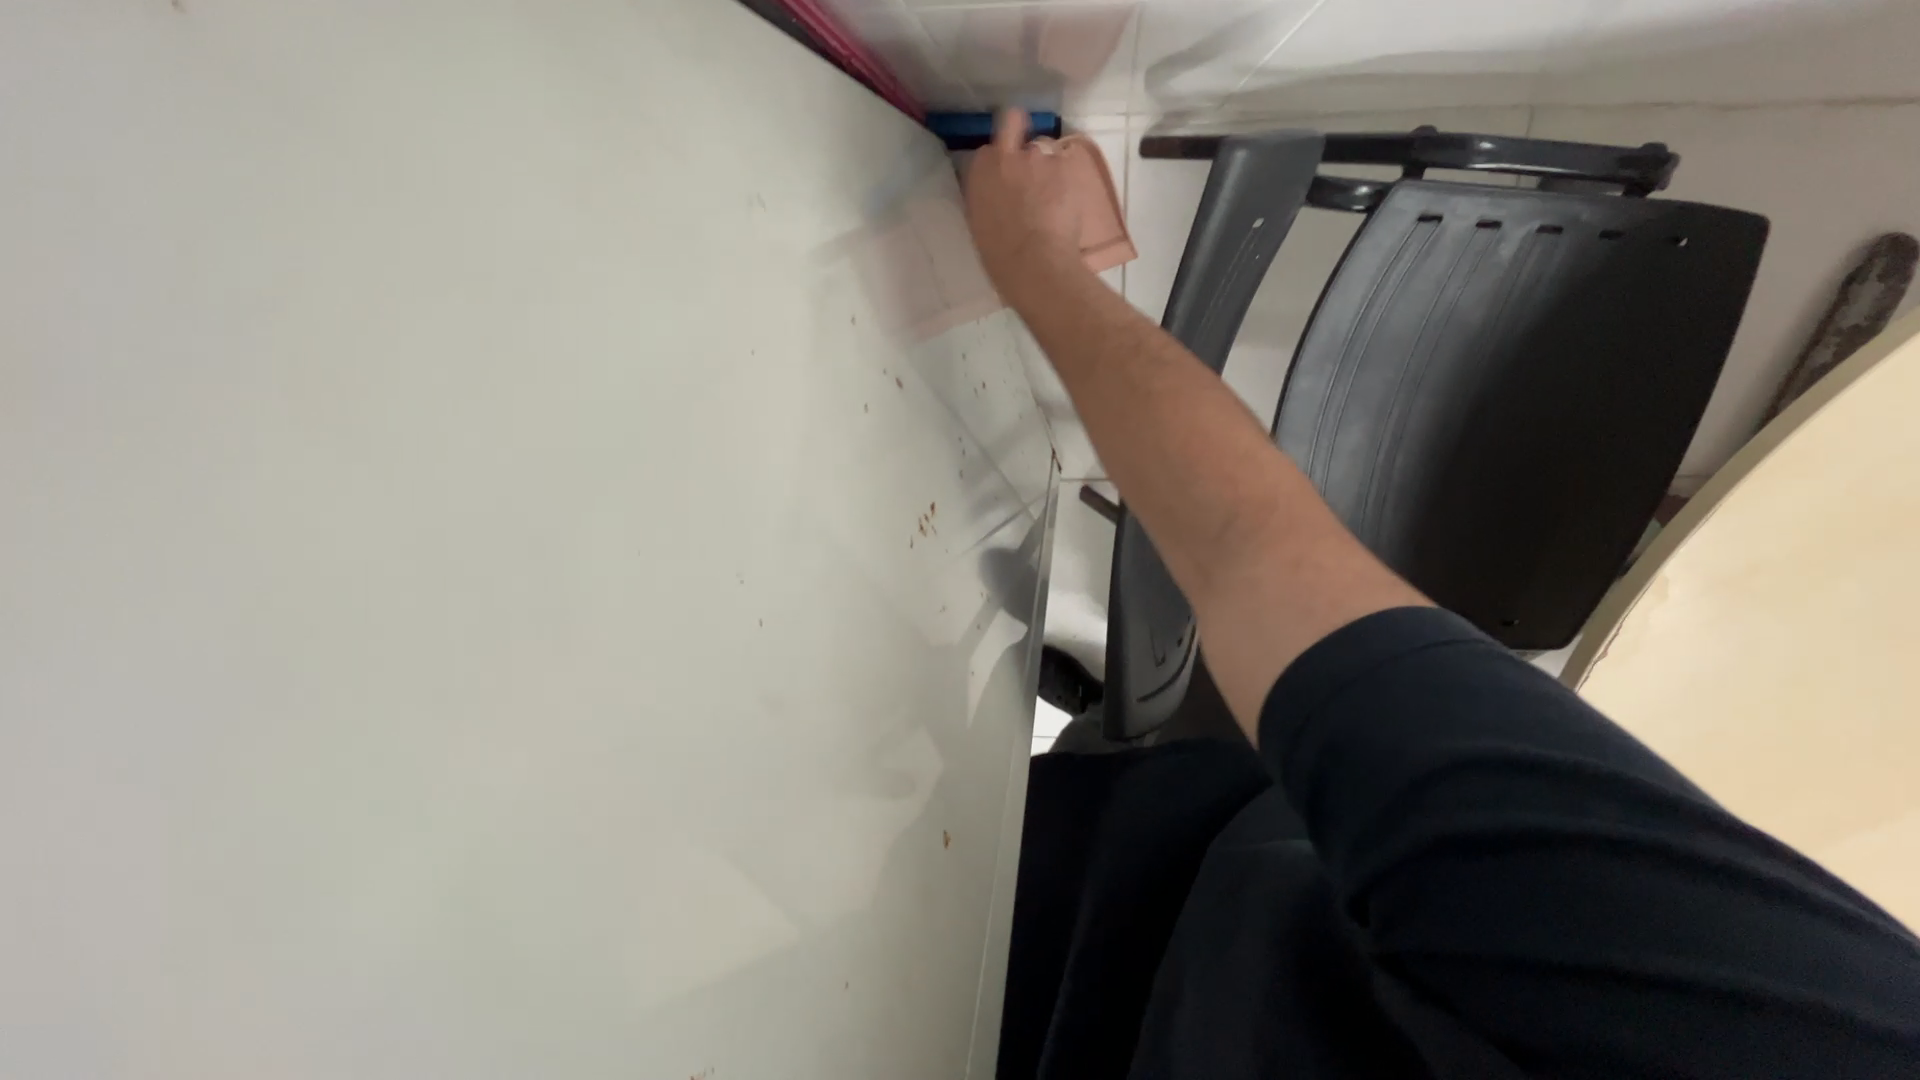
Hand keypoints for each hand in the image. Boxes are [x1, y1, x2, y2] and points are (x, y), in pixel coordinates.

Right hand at [964, 108, 1085, 304]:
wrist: (1033, 263)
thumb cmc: (1000, 255)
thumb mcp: (979, 221)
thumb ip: (987, 195)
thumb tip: (998, 190)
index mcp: (980, 170)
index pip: (989, 149)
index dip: (1000, 159)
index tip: (1006, 175)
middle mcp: (1006, 154)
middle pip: (1016, 128)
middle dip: (1023, 143)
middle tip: (1032, 171)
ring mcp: (1037, 156)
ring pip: (1045, 148)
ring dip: (1047, 164)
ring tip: (1054, 193)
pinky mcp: (1064, 165)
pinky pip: (1067, 162)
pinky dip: (1068, 177)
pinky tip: (1067, 199)